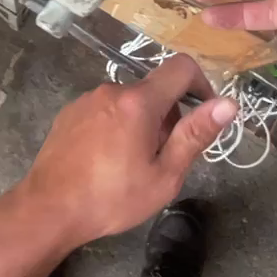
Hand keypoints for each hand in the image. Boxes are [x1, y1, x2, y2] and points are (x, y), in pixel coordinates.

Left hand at [8, 55, 236, 249]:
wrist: (48, 210)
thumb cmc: (112, 198)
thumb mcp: (164, 175)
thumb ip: (195, 135)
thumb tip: (228, 103)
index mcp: (138, 101)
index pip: (182, 67)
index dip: (201, 85)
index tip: (203, 116)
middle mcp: (112, 90)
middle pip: (155, 89)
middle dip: (168, 116)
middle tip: (162, 157)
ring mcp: (87, 100)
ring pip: (129, 101)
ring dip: (141, 123)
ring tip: (131, 164)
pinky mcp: (70, 113)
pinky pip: (105, 110)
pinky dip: (116, 126)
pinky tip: (105, 160)